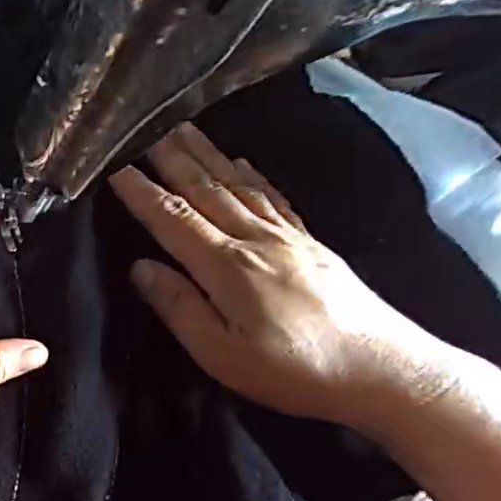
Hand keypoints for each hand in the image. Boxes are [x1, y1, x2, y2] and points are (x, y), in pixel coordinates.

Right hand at [111, 123, 457, 428]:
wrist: (385, 371)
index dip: (142, 193)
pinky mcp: (312, 244)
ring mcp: (289, 238)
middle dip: (173, 158)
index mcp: (228, 266)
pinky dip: (252, 176)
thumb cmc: (291, 370)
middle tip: (148, 129)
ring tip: (185, 131)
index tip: (116, 168)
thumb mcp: (219, 352)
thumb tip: (140, 268)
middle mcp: (257, 240)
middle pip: (207, 190)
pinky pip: (274, 198)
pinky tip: (242, 163)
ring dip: (207, 156)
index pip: (173, 220)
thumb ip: (178, 306)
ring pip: (239, 186)